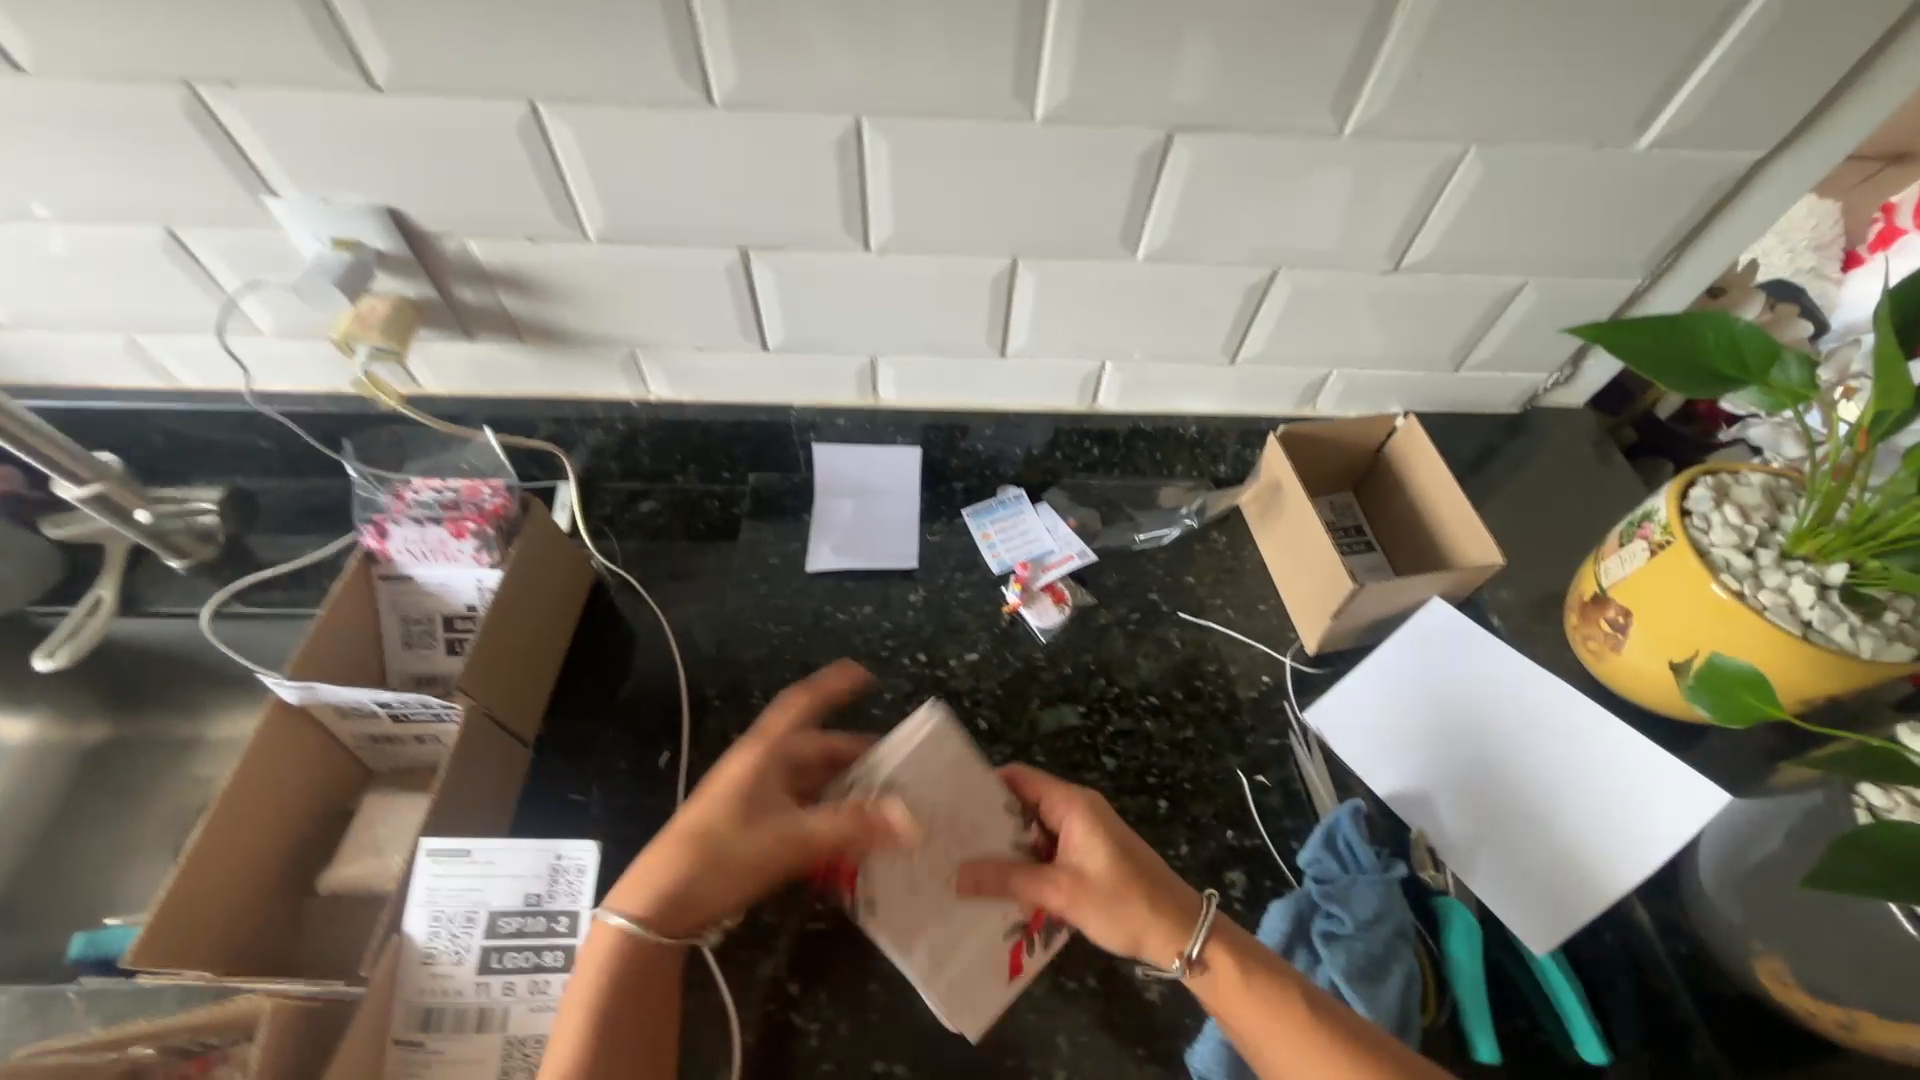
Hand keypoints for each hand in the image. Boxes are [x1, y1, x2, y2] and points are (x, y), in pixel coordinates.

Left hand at [604, 660, 916, 937]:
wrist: (658, 907)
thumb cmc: (722, 856)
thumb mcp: (793, 840)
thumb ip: (854, 827)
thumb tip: (912, 819)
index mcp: (766, 753)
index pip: (804, 703)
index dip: (835, 686)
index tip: (866, 675)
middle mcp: (760, 766)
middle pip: (814, 748)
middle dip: (853, 755)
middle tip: (895, 765)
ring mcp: (753, 797)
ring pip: (808, 781)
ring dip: (842, 788)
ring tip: (881, 800)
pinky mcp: (749, 826)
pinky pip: (799, 808)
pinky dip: (826, 814)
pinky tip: (847, 835)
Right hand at [956, 763, 1202, 966]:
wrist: (1180, 931)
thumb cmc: (1123, 902)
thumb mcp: (1060, 892)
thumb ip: (1007, 879)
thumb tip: (956, 874)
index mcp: (1071, 803)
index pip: (1018, 777)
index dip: (984, 787)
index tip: (951, 807)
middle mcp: (1076, 808)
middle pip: (1023, 803)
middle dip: (990, 824)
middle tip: (952, 844)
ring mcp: (1084, 832)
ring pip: (1034, 830)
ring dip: (1009, 849)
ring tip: (969, 868)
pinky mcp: (1089, 854)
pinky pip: (1049, 849)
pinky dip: (1028, 864)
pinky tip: (1005, 887)